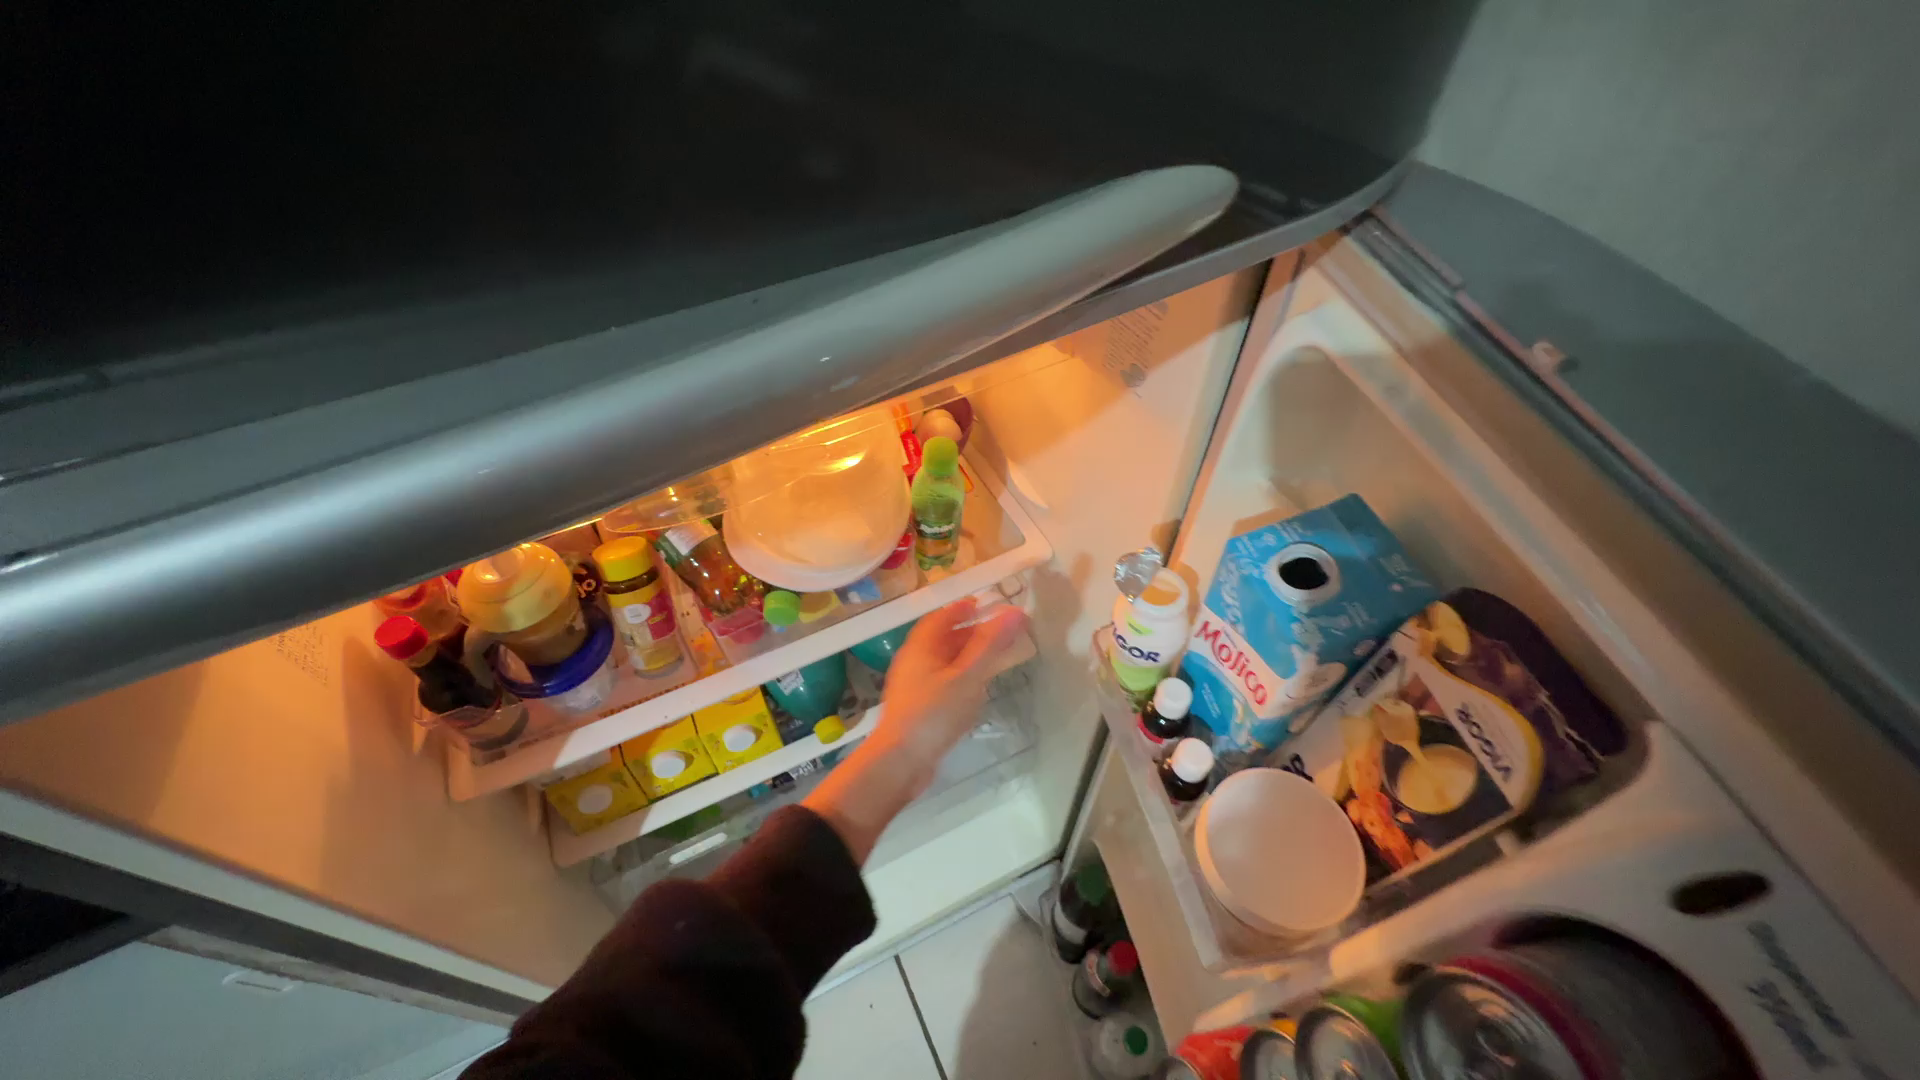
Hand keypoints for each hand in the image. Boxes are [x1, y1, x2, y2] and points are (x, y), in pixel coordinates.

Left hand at [803, 597, 1028, 861]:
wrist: (900, 762)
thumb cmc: (933, 714)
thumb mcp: (967, 677)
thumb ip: (990, 644)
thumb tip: (1014, 612)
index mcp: (921, 647)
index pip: (940, 617)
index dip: (962, 609)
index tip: (984, 605)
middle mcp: (913, 662)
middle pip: (941, 639)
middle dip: (968, 633)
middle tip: (997, 633)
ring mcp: (913, 687)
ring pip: (942, 663)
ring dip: (965, 657)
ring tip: (992, 660)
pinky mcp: (917, 708)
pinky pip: (941, 683)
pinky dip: (960, 679)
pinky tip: (975, 692)